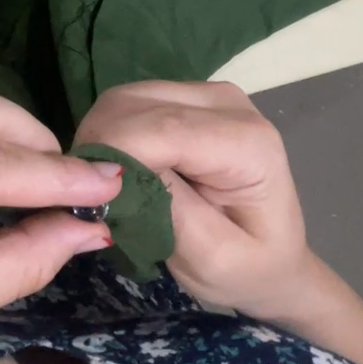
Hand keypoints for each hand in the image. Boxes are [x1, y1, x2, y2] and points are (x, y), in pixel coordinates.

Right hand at [71, 80, 312, 317]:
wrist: (273, 262)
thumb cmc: (250, 271)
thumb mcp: (214, 262)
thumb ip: (170, 211)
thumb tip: (117, 170)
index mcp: (249, 142)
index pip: (162, 128)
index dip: (115, 152)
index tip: (88, 194)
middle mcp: (226, 101)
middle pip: (135, 105)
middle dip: (102, 146)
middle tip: (89, 195)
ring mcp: (203, 92)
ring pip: (124, 98)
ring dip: (102, 138)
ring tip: (102, 184)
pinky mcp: (183, 94)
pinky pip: (127, 102)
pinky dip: (110, 132)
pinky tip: (116, 165)